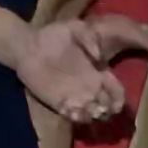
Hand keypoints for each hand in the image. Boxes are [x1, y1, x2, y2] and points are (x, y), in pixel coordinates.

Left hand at [9, 16, 147, 123]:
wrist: (27, 47)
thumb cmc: (53, 36)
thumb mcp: (74, 29)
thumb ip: (89, 38)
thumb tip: (98, 57)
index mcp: (99, 73)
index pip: (117, 91)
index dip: (119, 97)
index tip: (117, 100)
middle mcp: (91, 89)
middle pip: (109, 107)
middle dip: (109, 110)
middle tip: (103, 108)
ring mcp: (77, 98)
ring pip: (95, 114)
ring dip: (96, 116)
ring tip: (90, 110)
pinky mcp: (61, 105)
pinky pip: (75, 116)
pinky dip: (79, 117)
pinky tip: (75, 111)